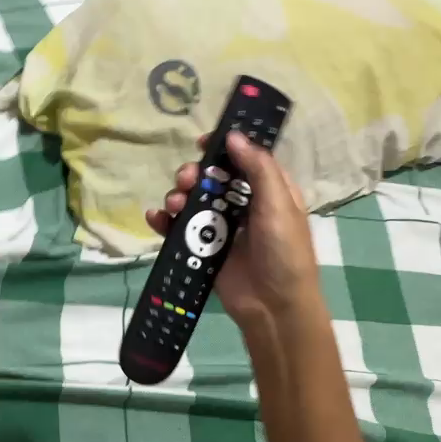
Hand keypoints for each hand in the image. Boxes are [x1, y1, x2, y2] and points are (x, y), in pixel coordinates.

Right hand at [145, 131, 322, 329]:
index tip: (203, 142)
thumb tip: (233, 135)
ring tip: (174, 204)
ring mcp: (220, 228)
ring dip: (178, 196)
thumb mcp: (279, 205)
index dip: (223, 148)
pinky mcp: (202, 249)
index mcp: (267, 191)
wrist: (273, 306)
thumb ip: (258, 169)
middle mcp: (242, 206)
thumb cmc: (284, 252)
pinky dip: (164, 222)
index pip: (243, 159)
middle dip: (194, 174)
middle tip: (186, 180)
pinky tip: (156, 218)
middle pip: (210, 179)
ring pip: (191, 202)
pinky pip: (178, 230)